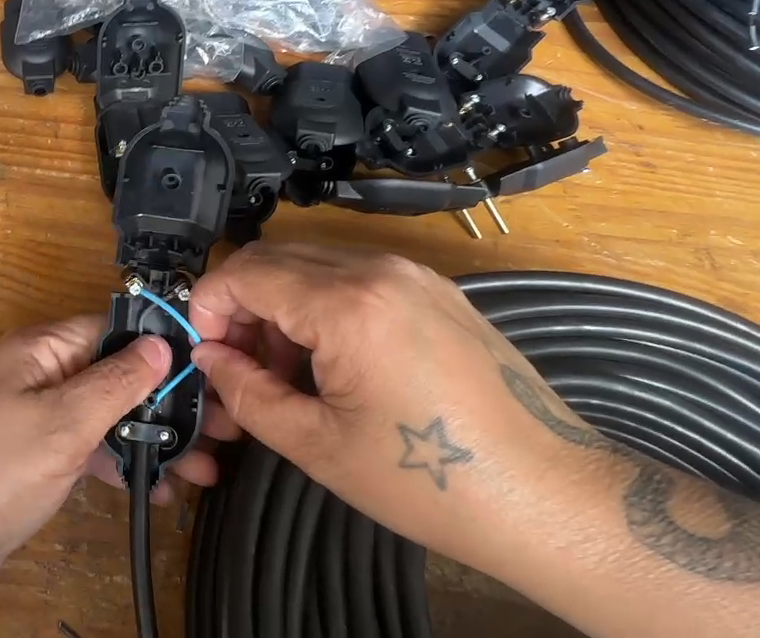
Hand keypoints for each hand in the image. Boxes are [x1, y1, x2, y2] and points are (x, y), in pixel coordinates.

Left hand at [0, 313, 232, 637]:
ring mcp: (39, 413)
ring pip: (106, 413)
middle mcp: (40, 372)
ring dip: (151, 437)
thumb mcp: (64, 421)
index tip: (207, 371)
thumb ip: (115, 381)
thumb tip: (159, 344)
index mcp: (40, 349)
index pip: (108, 331)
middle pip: (113, 374)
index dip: (157, 348)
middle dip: (163, 402)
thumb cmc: (1, 468)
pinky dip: (121, 461)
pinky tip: (159, 487)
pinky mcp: (40, 452)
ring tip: (203, 467)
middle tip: (218, 428)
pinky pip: (90, 445)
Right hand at [186, 243, 598, 568]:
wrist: (553, 500)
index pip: (244, 273)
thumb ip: (245, 391)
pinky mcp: (435, 290)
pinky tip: (333, 361)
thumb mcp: (317, 446)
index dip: (208, 306)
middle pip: (272, 258)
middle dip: (240, 304)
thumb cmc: (431, 482)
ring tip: (287, 371)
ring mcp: (413, 275)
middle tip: (239, 363)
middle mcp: (379, 270)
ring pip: (311, 263)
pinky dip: (322, 304)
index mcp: (347, 304)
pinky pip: (353, 275)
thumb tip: (208, 358)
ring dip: (280, 304)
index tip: (206, 351)